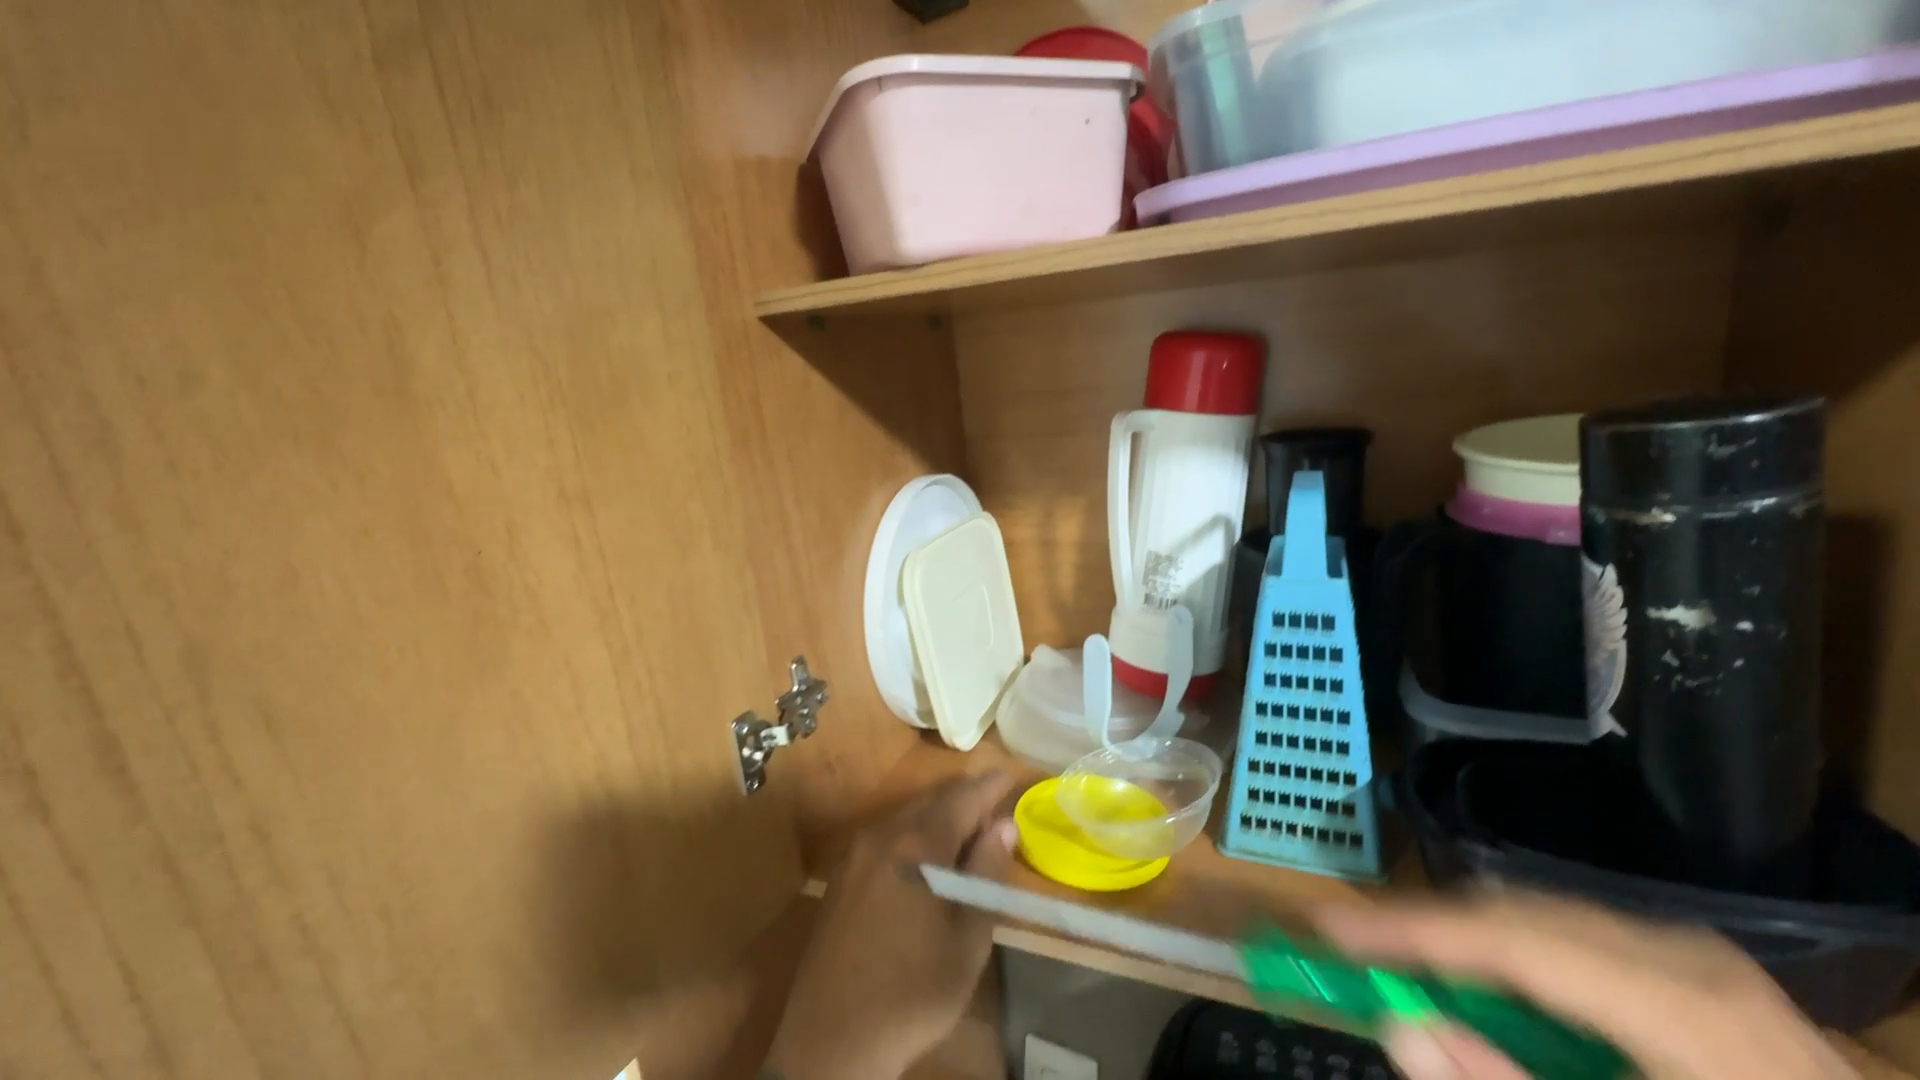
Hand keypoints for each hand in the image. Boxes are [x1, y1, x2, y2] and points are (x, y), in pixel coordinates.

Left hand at [763, 771, 1018, 1079]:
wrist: (831, 1040)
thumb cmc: (912, 993)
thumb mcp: (966, 941)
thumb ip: (985, 875)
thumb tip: (1003, 826)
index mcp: (915, 847)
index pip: (961, 798)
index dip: (989, 786)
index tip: (1011, 776)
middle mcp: (881, 837)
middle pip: (931, 801)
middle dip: (965, 796)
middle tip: (995, 798)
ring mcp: (855, 856)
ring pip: (906, 817)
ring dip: (939, 814)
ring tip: (970, 824)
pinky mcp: (841, 878)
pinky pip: (887, 837)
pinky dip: (915, 833)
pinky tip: (928, 855)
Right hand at [1314, 892, 1857, 1079]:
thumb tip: (1400, 1026)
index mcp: (1684, 1008)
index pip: (1512, 940)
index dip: (1410, 930)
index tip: (1326, 927)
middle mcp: (1687, 957)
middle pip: (1520, 915)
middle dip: (1427, 929)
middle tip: (1348, 947)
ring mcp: (1697, 957)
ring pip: (1542, 917)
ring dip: (1464, 939)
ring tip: (1402, 963)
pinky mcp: (1698, 970)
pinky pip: (1575, 938)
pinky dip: (1514, 956)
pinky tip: (1489, 988)